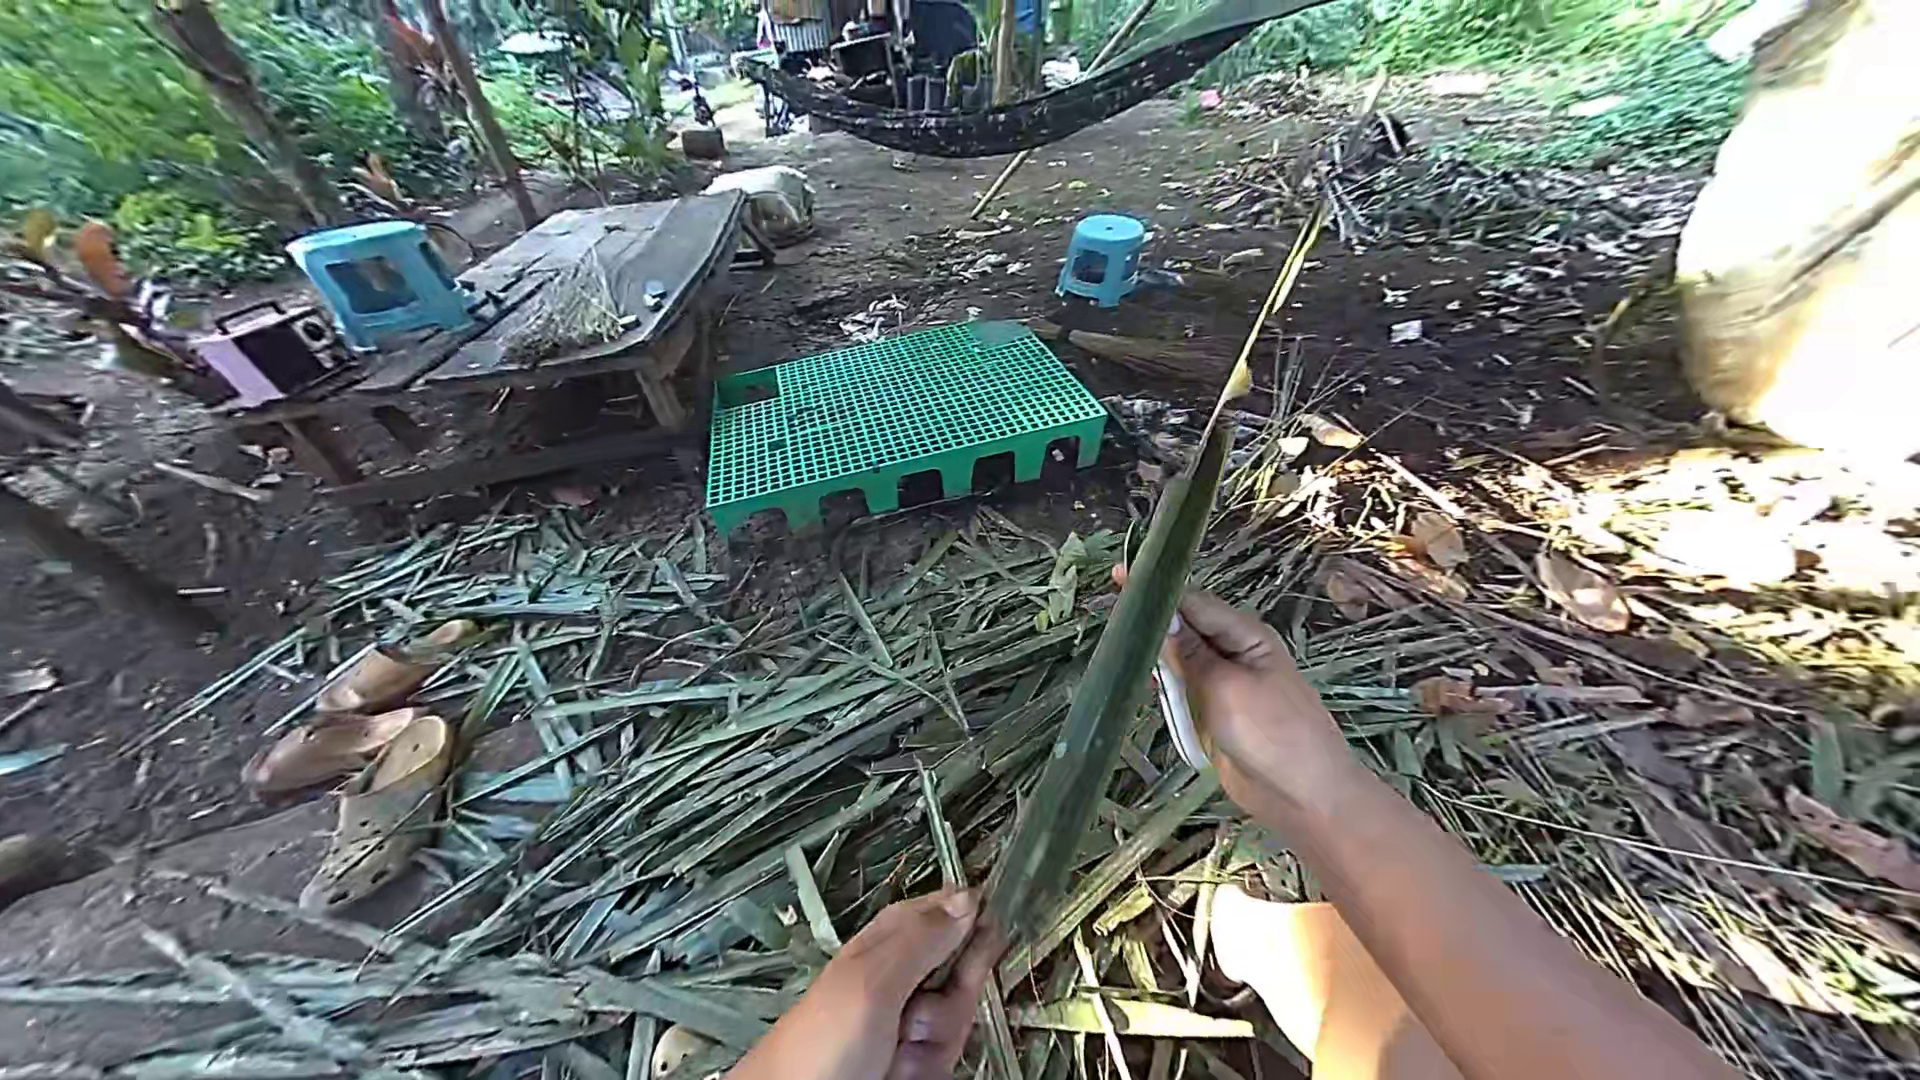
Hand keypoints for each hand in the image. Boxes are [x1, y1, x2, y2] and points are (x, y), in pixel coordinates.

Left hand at [726, 888, 1004, 1079]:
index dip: (976, 929)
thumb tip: (971, 894)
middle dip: (950, 1004)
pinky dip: (925, 1069)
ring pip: (958, 1018)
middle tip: (915, 1021)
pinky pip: (945, 1056)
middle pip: (966, 971)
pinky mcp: (914, 1056)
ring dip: (933, 1044)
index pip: (956, 910)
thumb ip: (924, 936)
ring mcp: (911, 1015)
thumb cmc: (828, 1037)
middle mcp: (909, 969)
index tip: (984, 948)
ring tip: (895, 1056)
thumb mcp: (875, 979)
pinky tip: (898, 1073)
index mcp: (898, 933)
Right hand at [1114, 566, 1359, 813]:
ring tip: (1117, 645)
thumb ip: (1189, 653)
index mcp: (1244, 635)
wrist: (1304, 798)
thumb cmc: (1272, 735)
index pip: (1192, 602)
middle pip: (1182, 626)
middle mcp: (1232, 651)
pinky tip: (1141, 683)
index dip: (1154, 589)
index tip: (1117, 575)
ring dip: (1153, 654)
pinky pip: (1179, 686)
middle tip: (1109, 612)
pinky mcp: (1211, 708)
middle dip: (1149, 618)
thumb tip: (1161, 618)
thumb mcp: (1225, 688)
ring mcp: (1221, 681)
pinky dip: (1161, 684)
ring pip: (1177, 656)